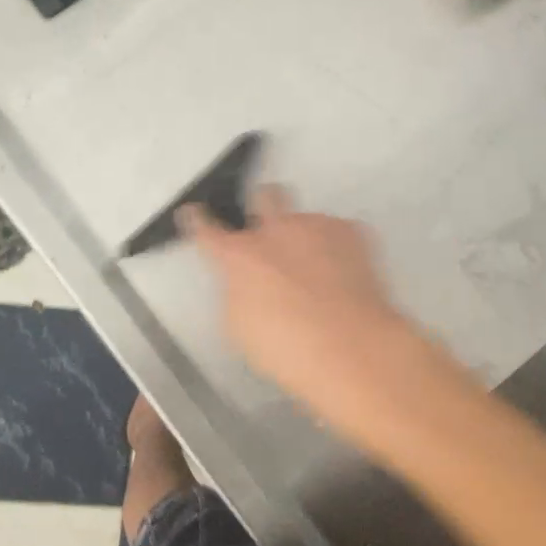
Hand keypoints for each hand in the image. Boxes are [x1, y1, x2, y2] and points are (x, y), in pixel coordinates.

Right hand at [177, 187, 404, 399]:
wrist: (349, 346)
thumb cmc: (286, 348)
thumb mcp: (239, 327)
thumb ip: (236, 292)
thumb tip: (243, 282)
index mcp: (238, 256)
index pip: (205, 228)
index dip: (197, 220)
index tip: (193, 214)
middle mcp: (274, 231)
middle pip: (264, 196)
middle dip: (264, 207)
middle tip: (270, 231)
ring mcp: (316, 226)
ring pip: (305, 217)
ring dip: (305, 236)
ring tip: (318, 270)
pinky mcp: (352, 232)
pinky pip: (338, 231)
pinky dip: (336, 248)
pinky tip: (343, 275)